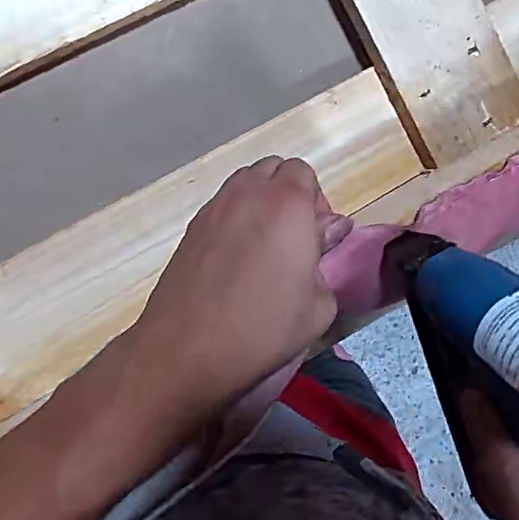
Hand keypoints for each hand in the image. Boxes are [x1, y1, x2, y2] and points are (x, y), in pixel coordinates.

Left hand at [122, 156, 352, 424]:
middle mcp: (247, 193)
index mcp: (287, 202)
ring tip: (264, 247)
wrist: (188, 349)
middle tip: (293, 239)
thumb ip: (327, 255)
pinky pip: (221, 206)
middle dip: (288, 194)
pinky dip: (235, 219)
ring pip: (244, 184)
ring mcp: (213, 208)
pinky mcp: (190, 228)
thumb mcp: (318, 304)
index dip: (315, 201)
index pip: (304, 172)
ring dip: (260, 202)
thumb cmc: (264, 328)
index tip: (316, 238)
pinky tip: (235, 260)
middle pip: (273, 169)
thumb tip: (330, 229)